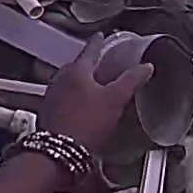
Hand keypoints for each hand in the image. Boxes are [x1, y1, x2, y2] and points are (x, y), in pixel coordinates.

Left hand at [37, 35, 152, 151]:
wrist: (57, 157)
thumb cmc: (86, 124)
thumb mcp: (116, 99)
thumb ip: (132, 80)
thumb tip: (146, 66)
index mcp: (76, 71)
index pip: (90, 49)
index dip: (98, 42)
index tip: (101, 36)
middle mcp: (60, 80)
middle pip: (77, 66)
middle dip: (89, 65)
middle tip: (101, 65)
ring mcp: (50, 98)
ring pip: (68, 83)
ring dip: (80, 83)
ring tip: (93, 89)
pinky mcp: (46, 116)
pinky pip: (62, 100)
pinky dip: (72, 100)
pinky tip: (81, 110)